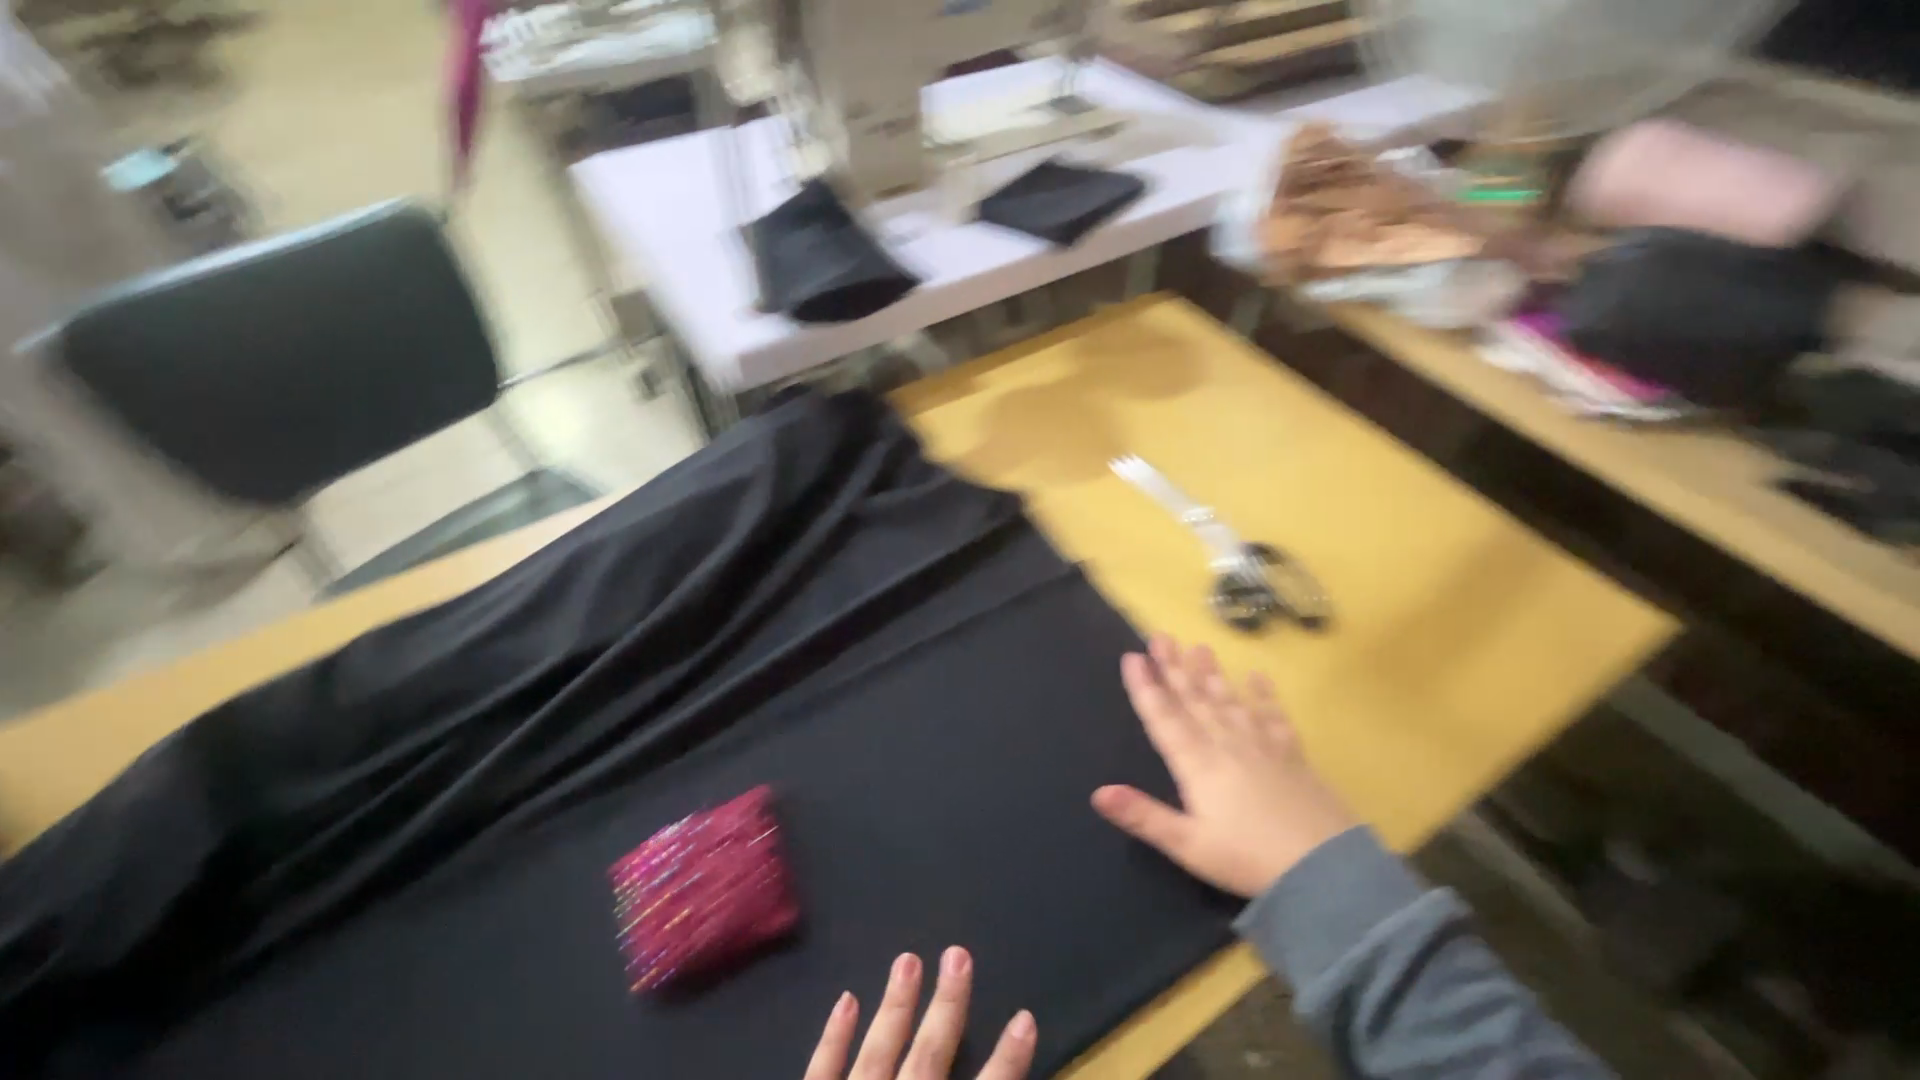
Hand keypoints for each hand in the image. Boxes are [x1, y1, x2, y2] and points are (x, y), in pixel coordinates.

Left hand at [804, 947, 1036, 1079]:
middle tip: (958, 954)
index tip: (1025, 1018)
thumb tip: (998, 1072)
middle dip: (947, 1007)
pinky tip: (847, 999)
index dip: (1007, 1061)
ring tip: (907, 958)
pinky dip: (833, 1038)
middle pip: (930, 1058)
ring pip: (878, 1055)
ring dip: (896, 1006)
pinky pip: (821, 1073)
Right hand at [1093, 635, 1358, 896]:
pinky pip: (1273, 718)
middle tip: (1161, 636)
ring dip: (1212, 675)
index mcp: (1198, 766)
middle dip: (1175, 669)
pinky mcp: (1292, 757)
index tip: (1132, 656)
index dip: (1146, 689)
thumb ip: (1143, 816)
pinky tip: (1258, 677)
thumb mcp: (1189, 845)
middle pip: (1195, 701)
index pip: (1165, 719)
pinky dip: (1264, 696)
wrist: (1326, 868)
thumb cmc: (1248, 860)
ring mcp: (1262, 748)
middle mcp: (1227, 746)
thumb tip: (1098, 792)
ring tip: (1200, 647)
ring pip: (1229, 702)